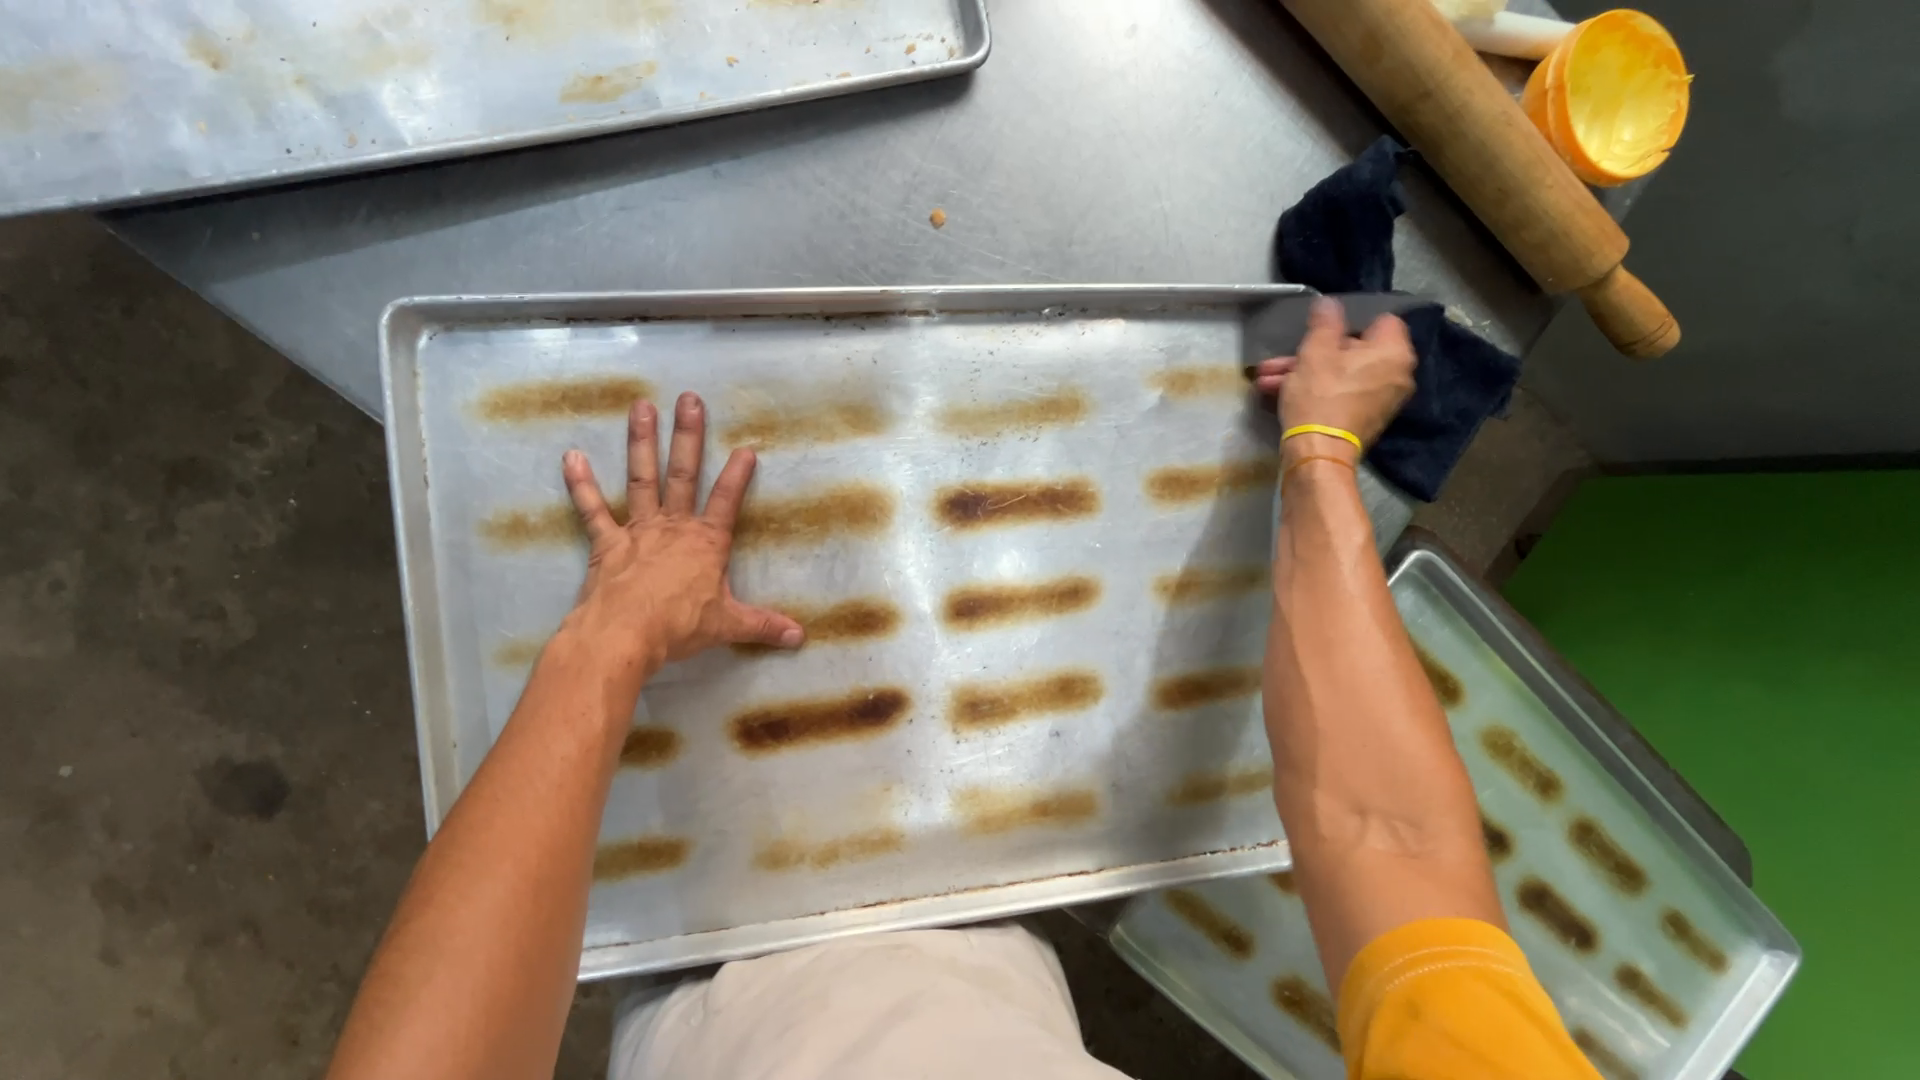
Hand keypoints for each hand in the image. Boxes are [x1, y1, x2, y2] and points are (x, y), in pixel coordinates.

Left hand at [557, 393, 803, 675]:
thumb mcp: (729, 625)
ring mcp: (638, 530)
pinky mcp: (606, 544)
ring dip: (641, 442)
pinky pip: (592, 510)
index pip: (727, 500)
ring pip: (641, 479)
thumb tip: (800, 637)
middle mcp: (673, 526)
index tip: (746, 448)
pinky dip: (580, 484)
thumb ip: (763, 625)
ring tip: (641, 407)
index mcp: (706, 542)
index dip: (738, 475)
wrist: (625, 635)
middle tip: (689, 400)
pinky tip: (571, 456)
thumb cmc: (680, 627)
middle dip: (688, 436)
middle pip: (683, 474)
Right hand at [1253, 297, 1415, 464]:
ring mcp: (1382, 400)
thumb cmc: (1320, 396)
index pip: (1381, 321)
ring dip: (1304, 374)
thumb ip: (1325, 323)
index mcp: (1393, 352)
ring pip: (1340, 375)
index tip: (1321, 332)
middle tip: (1280, 360)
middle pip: (1353, 351)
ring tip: (1267, 381)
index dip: (1349, 323)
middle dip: (1312, 354)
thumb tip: (1330, 302)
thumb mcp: (1315, 352)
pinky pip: (1341, 395)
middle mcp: (1396, 374)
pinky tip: (1279, 395)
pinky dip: (1317, 392)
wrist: (1318, 453)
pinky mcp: (1365, 419)